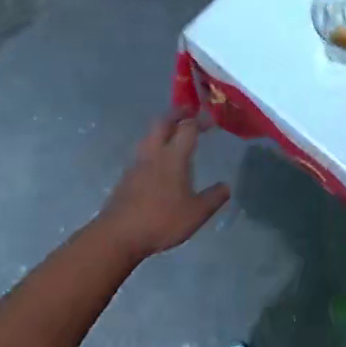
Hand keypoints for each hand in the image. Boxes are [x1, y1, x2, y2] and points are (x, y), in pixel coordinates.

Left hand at [92, 116, 230, 261]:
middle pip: (163, 122)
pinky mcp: (126, 176)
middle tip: (189, 111)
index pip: (187, 128)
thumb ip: (213, 198)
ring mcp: (137, 163)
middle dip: (176, 113)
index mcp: (173, 157)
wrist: (118, 234)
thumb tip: (226, 186)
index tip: (211, 121)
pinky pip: (142, 150)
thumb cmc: (161, 221)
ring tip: (173, 132)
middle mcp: (153, 153)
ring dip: (162, 128)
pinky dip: (152, 145)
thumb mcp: (196, 214)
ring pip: (149, 134)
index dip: (200, 121)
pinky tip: (157, 160)